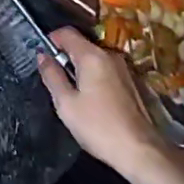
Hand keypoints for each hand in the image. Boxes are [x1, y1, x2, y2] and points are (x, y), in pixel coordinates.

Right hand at [38, 27, 171, 172]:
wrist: (141, 151)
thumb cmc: (99, 127)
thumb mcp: (66, 104)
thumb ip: (52, 76)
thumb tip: (42, 56)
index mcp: (92, 56)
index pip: (67, 32)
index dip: (52, 40)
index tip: (43, 57)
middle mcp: (109, 54)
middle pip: (82, 45)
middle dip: (66, 57)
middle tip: (57, 82)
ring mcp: (123, 67)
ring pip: (95, 58)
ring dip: (81, 69)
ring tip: (75, 96)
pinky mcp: (132, 82)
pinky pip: (106, 70)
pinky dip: (96, 77)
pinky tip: (95, 102)